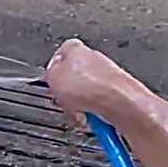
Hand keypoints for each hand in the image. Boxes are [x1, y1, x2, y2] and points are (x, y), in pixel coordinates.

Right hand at [44, 39, 159, 128]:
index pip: (59, 56)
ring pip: (84, 93)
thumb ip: (49, 73)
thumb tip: (51, 74)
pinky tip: (91, 117)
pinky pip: (97, 104)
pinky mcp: (115, 92)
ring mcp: (105, 75)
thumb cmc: (90, 87)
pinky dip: (92, 112)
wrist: (118, 102)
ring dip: (79, 106)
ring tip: (80, 113)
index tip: (52, 83)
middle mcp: (93, 59)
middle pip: (72, 78)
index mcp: (76, 49)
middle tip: (65, 101)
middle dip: (67, 93)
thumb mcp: (53, 78)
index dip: (53, 72)